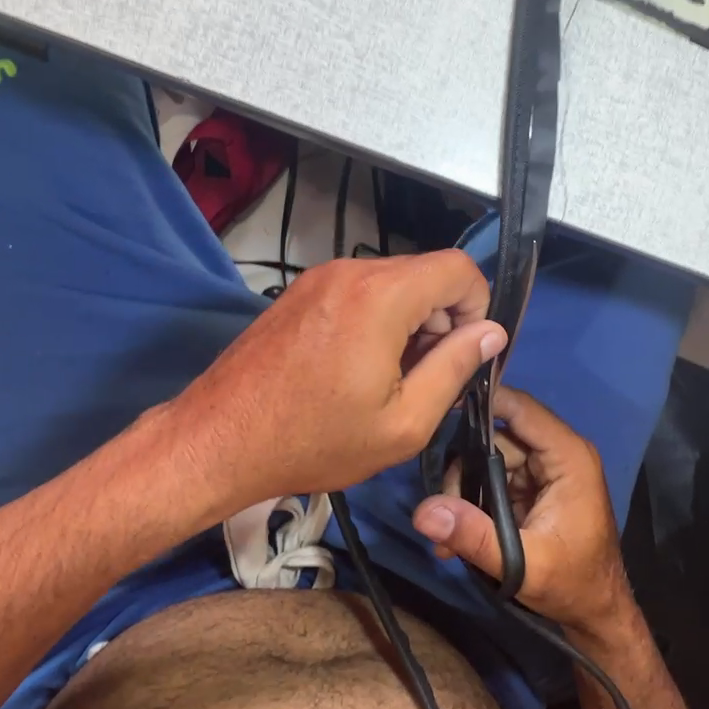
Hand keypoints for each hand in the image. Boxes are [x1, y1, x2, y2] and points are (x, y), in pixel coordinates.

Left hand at [158, 251, 506, 508]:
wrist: (218, 440)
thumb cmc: (314, 440)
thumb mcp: (403, 421)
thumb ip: (455, 368)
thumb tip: (490, 333)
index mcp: (381, 296)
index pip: (459, 269)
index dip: (478, 307)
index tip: (466, 353)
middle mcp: (350, 271)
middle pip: (426, 273)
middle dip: (444, 318)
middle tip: (430, 376)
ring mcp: (320, 278)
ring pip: (394, 282)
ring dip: (411, 321)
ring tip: (393, 379)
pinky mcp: (302, 292)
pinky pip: (361, 291)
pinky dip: (379, 319)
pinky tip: (360, 368)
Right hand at [411, 388, 630, 633]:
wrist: (597, 615)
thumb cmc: (573, 584)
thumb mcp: (522, 564)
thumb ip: (474, 535)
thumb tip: (423, 511)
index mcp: (568, 456)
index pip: (520, 407)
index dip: (481, 401)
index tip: (437, 409)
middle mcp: (558, 453)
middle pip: (497, 436)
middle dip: (465, 468)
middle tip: (441, 507)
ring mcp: (544, 470)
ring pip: (490, 459)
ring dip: (466, 491)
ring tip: (447, 533)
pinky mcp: (533, 487)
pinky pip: (494, 480)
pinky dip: (475, 503)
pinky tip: (457, 535)